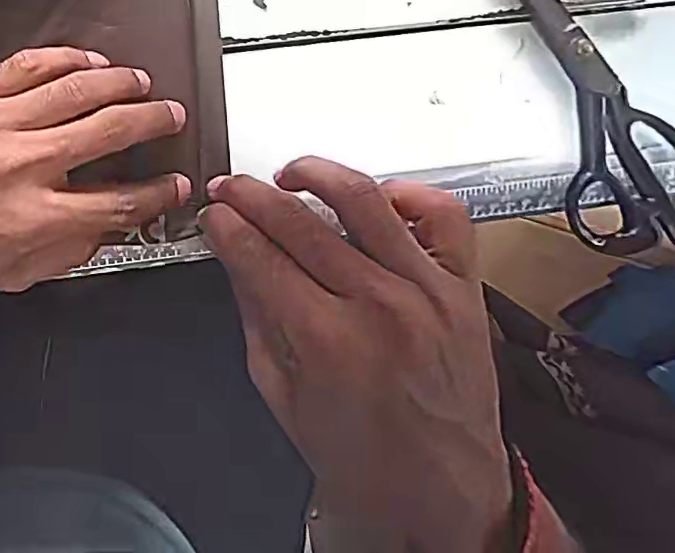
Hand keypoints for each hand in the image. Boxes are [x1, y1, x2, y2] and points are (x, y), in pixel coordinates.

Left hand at [0, 47, 188, 322]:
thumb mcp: (7, 275)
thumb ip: (64, 252)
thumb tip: (105, 229)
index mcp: (34, 216)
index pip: (118, 200)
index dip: (157, 193)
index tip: (172, 184)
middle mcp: (23, 165)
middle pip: (109, 131)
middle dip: (152, 122)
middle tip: (169, 116)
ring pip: (77, 90)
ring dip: (119, 84)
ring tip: (140, 83)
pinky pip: (30, 66)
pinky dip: (66, 59)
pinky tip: (88, 60)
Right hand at [201, 158, 509, 552]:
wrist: (445, 502)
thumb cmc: (363, 460)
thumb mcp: (280, 392)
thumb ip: (255, 312)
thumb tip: (234, 252)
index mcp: (325, 342)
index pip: (255, 252)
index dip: (223, 224)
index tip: (213, 215)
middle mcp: (378, 308)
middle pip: (295, 218)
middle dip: (247, 193)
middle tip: (230, 189)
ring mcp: (426, 291)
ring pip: (362, 197)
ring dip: (314, 172)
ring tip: (289, 176)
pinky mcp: (462, 288)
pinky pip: (441, 214)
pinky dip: (406, 192)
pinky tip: (374, 198)